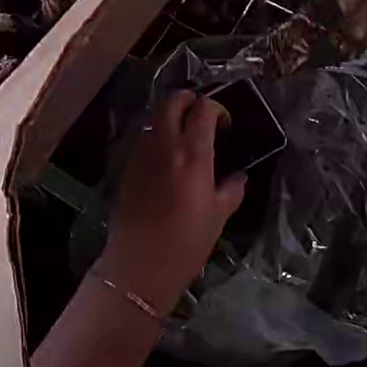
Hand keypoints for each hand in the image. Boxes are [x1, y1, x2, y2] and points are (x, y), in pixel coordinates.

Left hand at [99, 90, 245, 312]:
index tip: (224, 123)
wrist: (138, 266)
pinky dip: (157, 135)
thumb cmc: (186, 242)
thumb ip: (232, 189)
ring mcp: (142, 154)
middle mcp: (165, 146)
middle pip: (172, 101)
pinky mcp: (127, 167)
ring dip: (170, 116)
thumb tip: (239, 176)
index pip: (203, 109)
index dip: (216, 107)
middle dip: (188, 99)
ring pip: (154, 117)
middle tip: (201, 113)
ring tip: (184, 134)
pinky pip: (144, 138)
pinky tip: (166, 157)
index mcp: (193, 154)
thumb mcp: (219, 216)